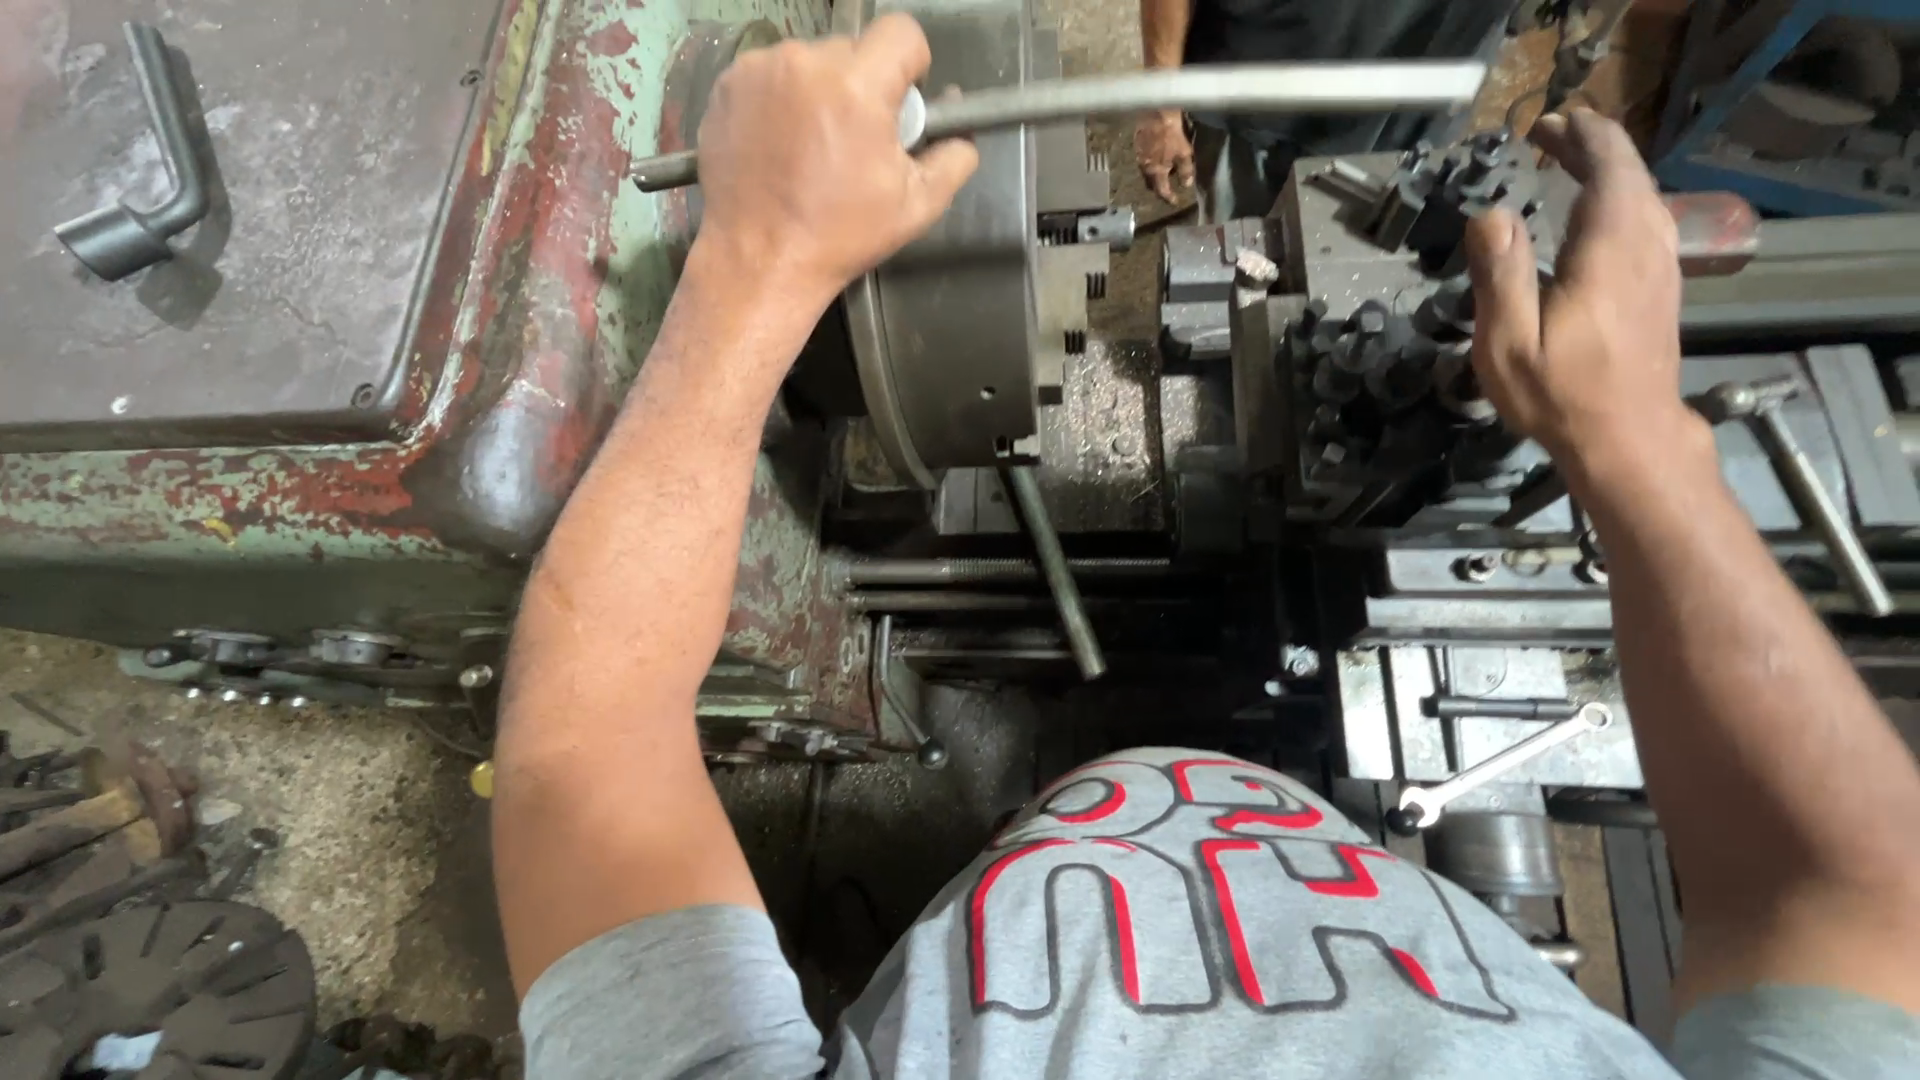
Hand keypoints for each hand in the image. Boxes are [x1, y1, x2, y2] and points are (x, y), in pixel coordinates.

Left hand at [692, 15, 978, 306]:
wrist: (761, 260)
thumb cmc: (840, 237)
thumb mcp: (915, 207)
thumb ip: (952, 159)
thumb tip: (961, 133)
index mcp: (856, 87)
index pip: (902, 33)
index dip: (910, 67)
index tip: (901, 103)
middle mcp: (805, 64)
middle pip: (853, 50)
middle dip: (861, 88)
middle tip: (854, 143)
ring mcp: (760, 71)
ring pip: (809, 63)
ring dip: (820, 94)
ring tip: (813, 149)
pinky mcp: (728, 86)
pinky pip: (770, 77)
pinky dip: (781, 102)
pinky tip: (781, 147)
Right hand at [1135, 109, 1194, 203]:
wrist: (1155, 111)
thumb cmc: (1171, 132)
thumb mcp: (1184, 152)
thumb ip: (1185, 170)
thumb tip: (1186, 185)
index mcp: (1156, 172)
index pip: (1162, 191)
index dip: (1169, 198)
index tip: (1175, 202)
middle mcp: (1144, 168)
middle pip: (1151, 184)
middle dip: (1159, 188)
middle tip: (1167, 188)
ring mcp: (1138, 156)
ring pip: (1146, 172)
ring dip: (1154, 175)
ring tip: (1163, 171)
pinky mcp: (1136, 145)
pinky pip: (1143, 160)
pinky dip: (1150, 163)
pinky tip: (1156, 156)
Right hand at [1464, 109, 1701, 463]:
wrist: (1626, 436)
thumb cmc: (1558, 395)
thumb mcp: (1508, 343)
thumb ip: (1499, 276)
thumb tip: (1489, 215)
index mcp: (1605, 253)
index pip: (1607, 171)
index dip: (1581, 139)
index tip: (1547, 123)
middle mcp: (1644, 248)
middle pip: (1629, 177)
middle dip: (1593, 146)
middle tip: (1551, 133)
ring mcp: (1660, 267)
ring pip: (1644, 196)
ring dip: (1609, 170)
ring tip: (1571, 160)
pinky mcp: (1660, 287)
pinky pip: (1648, 220)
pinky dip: (1622, 198)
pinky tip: (1601, 210)